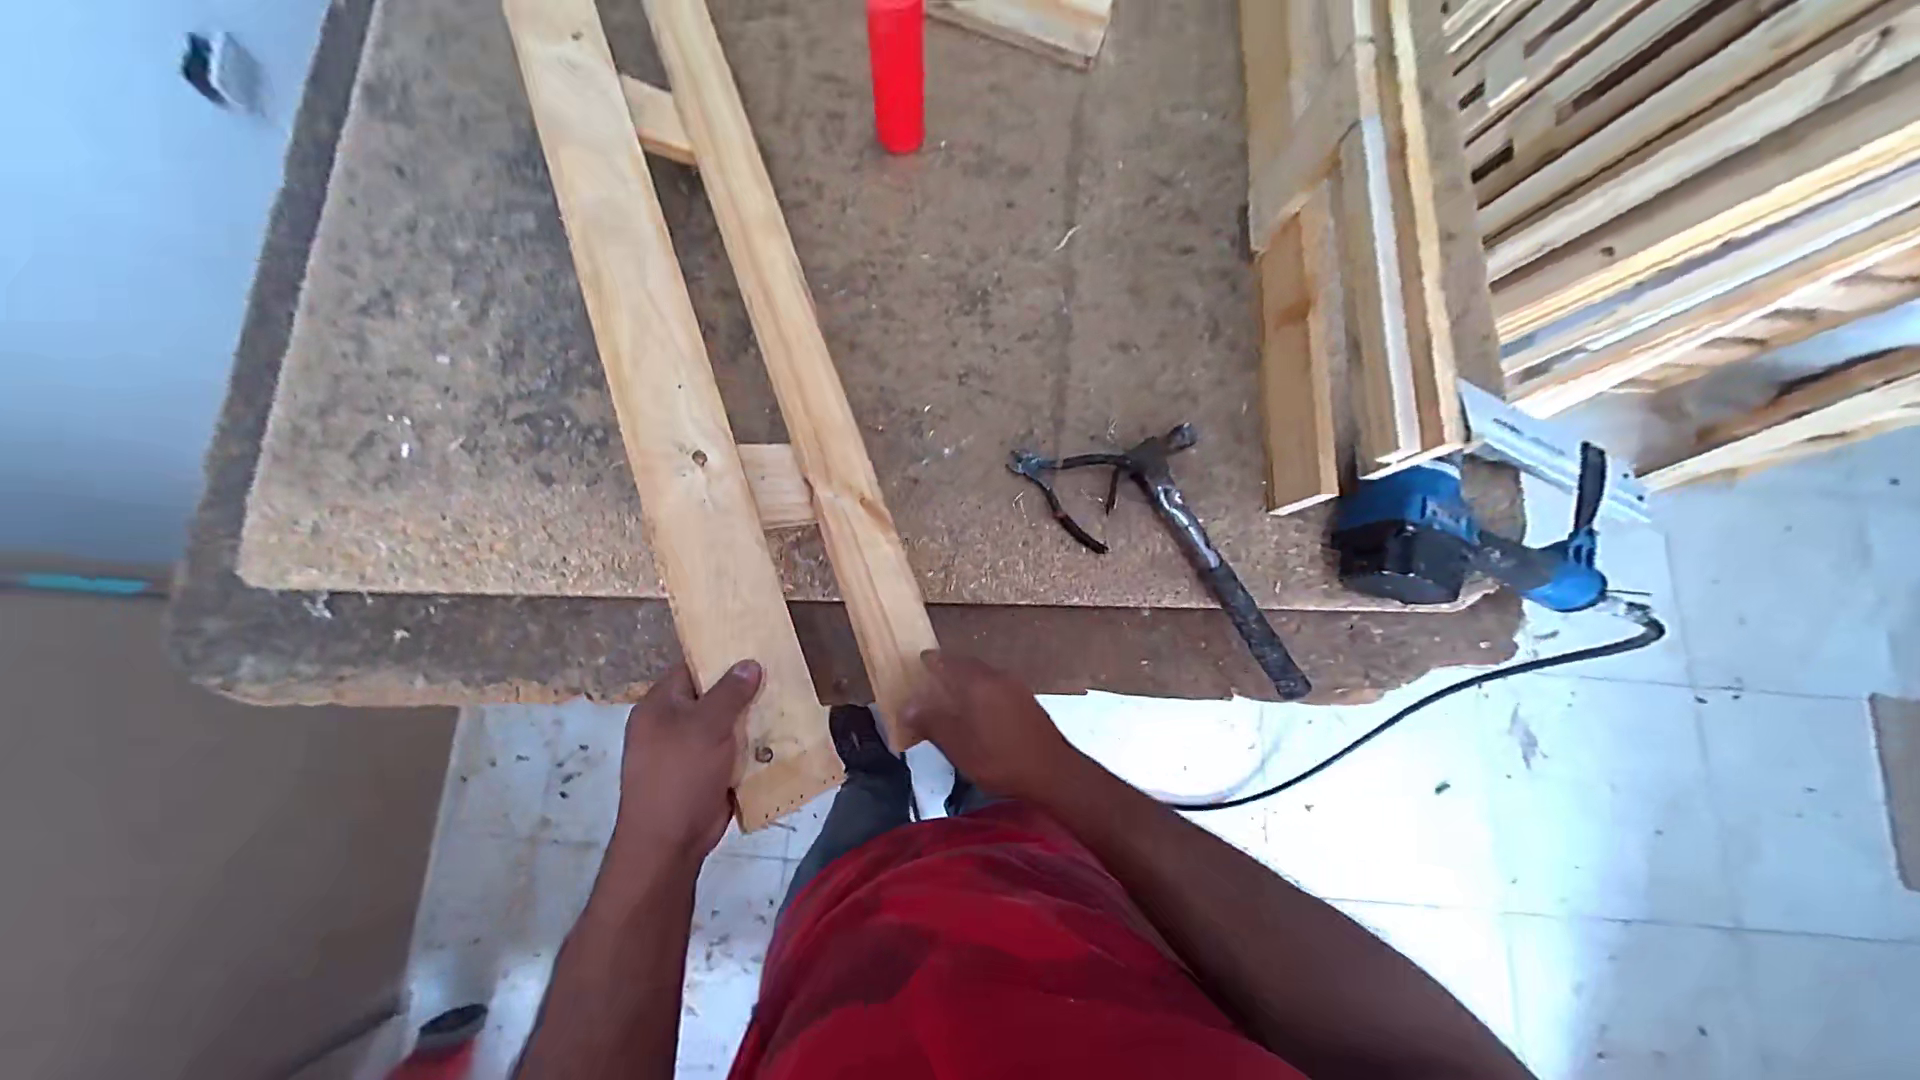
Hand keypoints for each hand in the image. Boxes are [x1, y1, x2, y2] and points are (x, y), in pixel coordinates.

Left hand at [607, 660, 761, 871]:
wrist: (670, 842)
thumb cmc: (681, 775)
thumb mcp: (707, 726)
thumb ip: (730, 692)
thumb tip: (749, 662)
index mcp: (659, 706)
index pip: (691, 668)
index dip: (721, 656)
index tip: (755, 647)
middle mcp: (671, 724)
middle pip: (712, 695)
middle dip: (744, 688)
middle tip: (780, 671)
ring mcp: (688, 751)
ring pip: (726, 724)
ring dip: (752, 717)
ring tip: (788, 698)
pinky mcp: (706, 773)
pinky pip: (733, 749)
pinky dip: (753, 744)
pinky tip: (781, 734)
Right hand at [900, 651, 1086, 802]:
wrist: (1053, 772)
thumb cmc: (1000, 759)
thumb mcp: (958, 745)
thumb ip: (931, 722)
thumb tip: (907, 707)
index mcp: (976, 682)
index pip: (946, 661)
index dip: (930, 662)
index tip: (918, 663)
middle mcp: (997, 676)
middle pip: (966, 665)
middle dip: (947, 669)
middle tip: (931, 680)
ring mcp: (1015, 686)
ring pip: (983, 675)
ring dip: (966, 680)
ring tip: (952, 697)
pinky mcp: (1027, 699)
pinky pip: (996, 685)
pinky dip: (981, 690)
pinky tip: (978, 710)